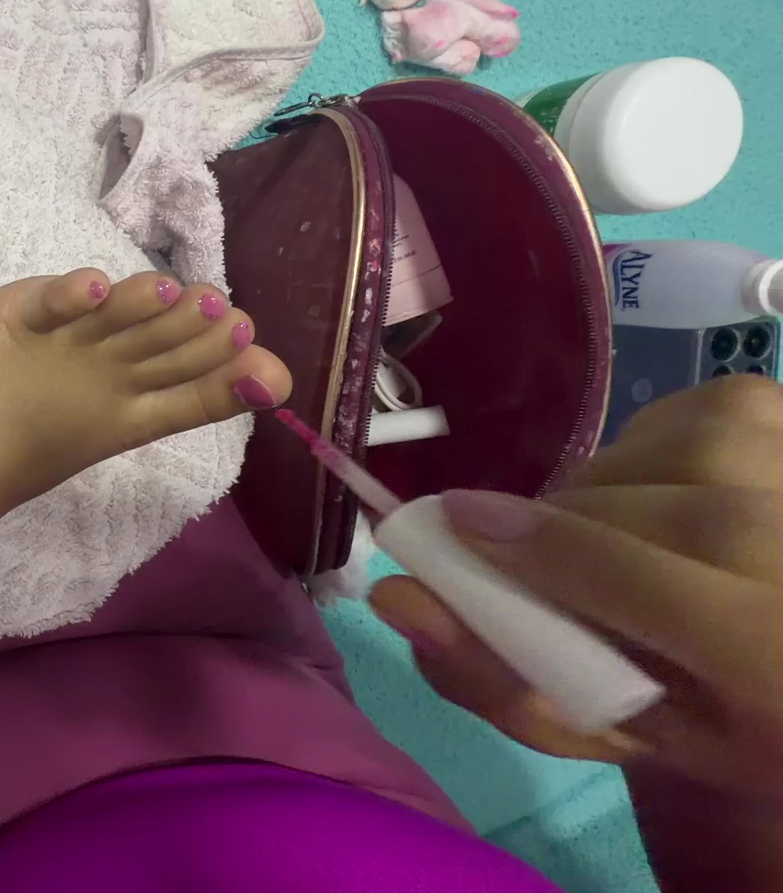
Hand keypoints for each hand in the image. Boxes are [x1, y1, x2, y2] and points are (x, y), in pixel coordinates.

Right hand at [370, 375, 782, 803]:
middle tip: (533, 553)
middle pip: (693, 520)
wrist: (776, 686)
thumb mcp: (583, 723)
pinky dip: (657, 442)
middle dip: (573, 523)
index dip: (563, 554)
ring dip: (613, 484)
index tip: (456, 518)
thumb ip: (484, 670)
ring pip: (698, 452)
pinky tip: (658, 489)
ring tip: (603, 530)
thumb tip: (392, 597)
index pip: (691, 604)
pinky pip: (721, 411)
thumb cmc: (674, 717)